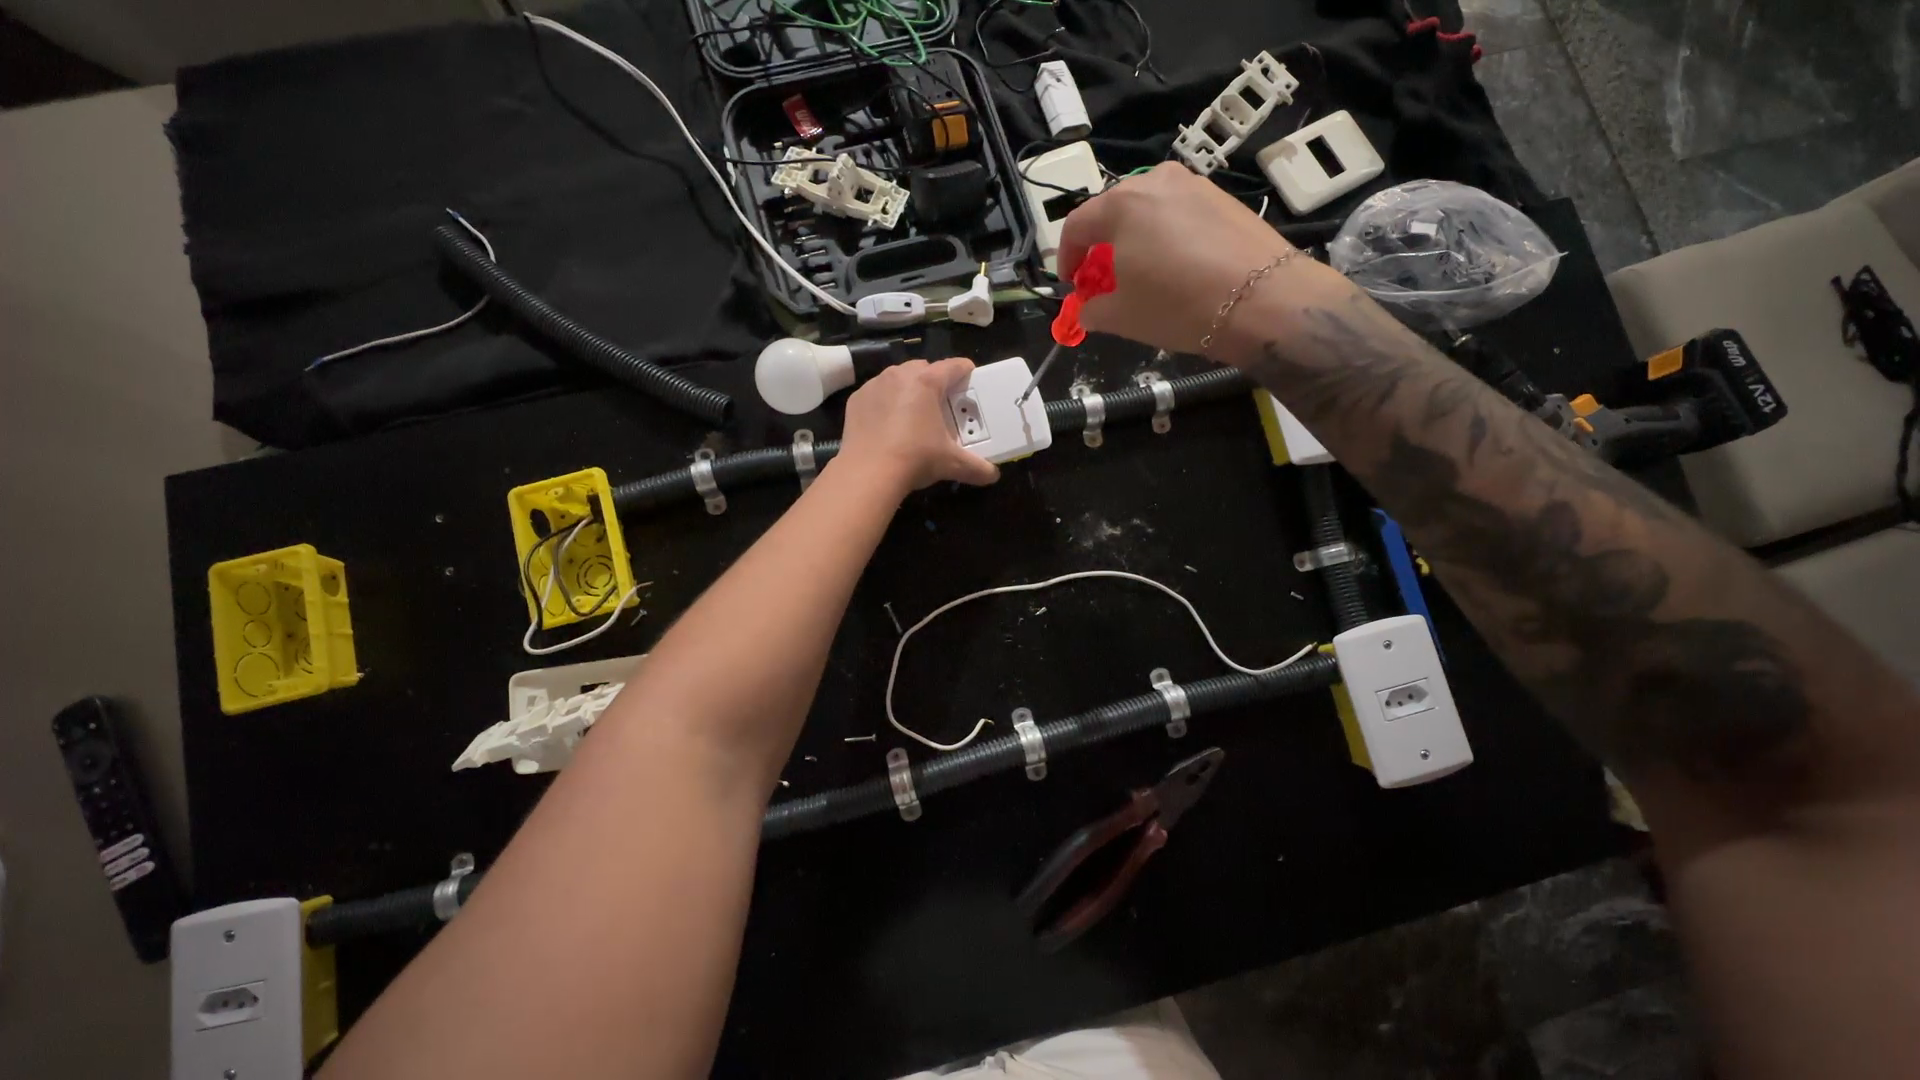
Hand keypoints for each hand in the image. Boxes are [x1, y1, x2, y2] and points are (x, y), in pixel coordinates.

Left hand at [835, 358, 1000, 493]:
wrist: (868, 472)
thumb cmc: (915, 458)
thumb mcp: (951, 463)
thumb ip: (977, 467)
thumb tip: (994, 475)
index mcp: (927, 382)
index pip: (954, 366)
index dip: (965, 371)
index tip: (970, 379)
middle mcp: (900, 375)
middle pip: (924, 369)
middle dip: (934, 382)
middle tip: (941, 404)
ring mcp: (875, 385)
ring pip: (898, 378)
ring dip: (908, 390)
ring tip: (913, 414)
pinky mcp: (857, 399)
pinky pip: (877, 393)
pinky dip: (885, 403)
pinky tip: (888, 424)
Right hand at [1057, 163, 1351, 365]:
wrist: (1263, 300)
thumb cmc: (1178, 305)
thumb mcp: (1122, 317)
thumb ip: (1093, 309)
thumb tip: (1088, 309)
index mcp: (1121, 204)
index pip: (1076, 225)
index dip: (1066, 258)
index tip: (1071, 284)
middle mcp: (1155, 182)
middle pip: (1113, 211)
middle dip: (1102, 246)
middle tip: (1104, 279)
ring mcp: (1194, 185)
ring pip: (1149, 210)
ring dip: (1136, 239)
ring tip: (1142, 273)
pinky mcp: (1224, 198)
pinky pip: (1180, 214)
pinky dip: (1168, 236)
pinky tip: (1177, 267)